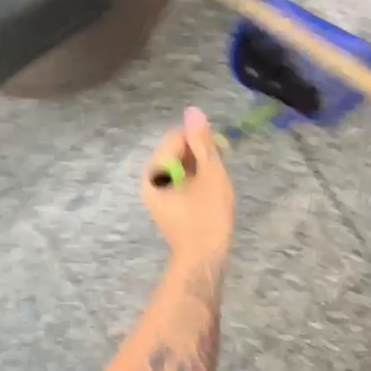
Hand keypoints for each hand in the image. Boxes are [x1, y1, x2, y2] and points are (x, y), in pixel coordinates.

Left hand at [142, 108, 235, 257]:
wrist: (203, 260)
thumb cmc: (208, 217)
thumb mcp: (211, 174)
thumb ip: (202, 141)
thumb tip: (193, 110)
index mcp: (156, 170)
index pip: (177, 136)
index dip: (200, 140)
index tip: (219, 156)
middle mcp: (151, 178)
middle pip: (177, 150)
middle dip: (200, 155)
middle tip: (219, 173)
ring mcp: (157, 193)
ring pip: (181, 165)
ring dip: (200, 169)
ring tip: (215, 185)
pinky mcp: (167, 204)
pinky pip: (181, 181)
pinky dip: (196, 182)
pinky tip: (209, 195)